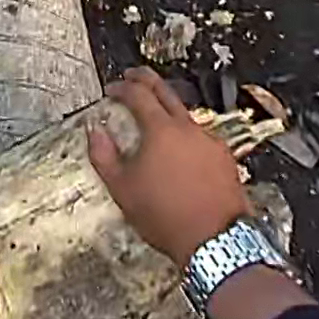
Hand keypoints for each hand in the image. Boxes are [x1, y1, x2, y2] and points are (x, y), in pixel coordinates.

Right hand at [87, 67, 250, 266]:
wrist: (215, 242)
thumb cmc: (166, 216)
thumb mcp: (122, 189)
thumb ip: (103, 155)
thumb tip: (94, 131)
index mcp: (160, 129)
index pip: (138, 94)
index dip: (122, 87)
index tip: (112, 89)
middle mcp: (187, 128)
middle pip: (165, 91)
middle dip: (145, 79)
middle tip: (132, 76)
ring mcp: (209, 140)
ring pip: (184, 114)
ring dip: (166, 109)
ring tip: (153, 119)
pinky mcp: (224, 157)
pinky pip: (200, 135)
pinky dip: (185, 134)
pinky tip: (179, 150)